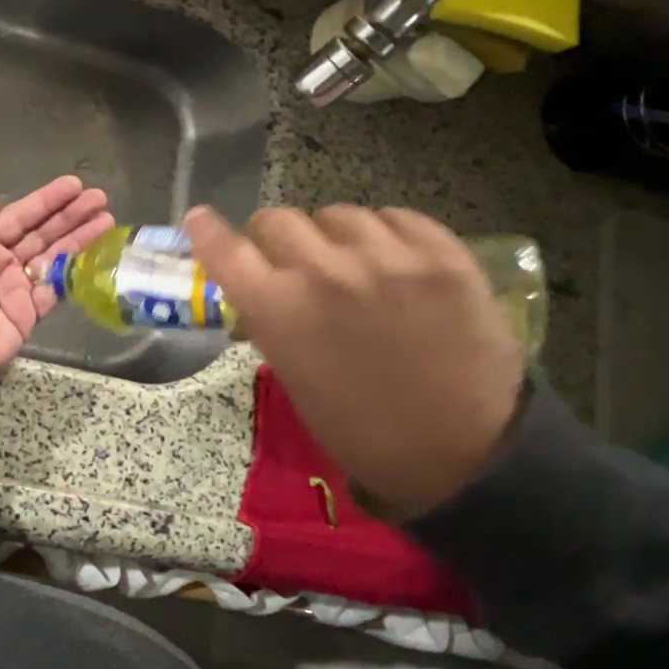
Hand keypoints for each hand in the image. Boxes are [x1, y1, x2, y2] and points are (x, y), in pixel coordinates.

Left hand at [0, 176, 112, 405]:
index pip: (18, 216)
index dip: (46, 201)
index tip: (74, 185)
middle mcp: (0, 262)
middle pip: (41, 232)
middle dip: (70, 215)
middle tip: (100, 199)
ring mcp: (16, 287)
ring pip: (54, 256)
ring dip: (79, 238)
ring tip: (108, 220)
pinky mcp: (29, 312)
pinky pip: (56, 288)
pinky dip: (75, 272)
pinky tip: (97, 257)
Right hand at [184, 204, 524, 514]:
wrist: (469, 454)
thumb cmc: (364, 430)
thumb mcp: (294, 377)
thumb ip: (270, 320)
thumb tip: (258, 288)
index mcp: (280, 310)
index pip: (225, 249)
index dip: (206, 230)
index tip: (199, 218)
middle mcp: (326, 272)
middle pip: (277, 220)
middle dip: (273, 238)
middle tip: (289, 260)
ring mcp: (388, 259)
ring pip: (336, 214)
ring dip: (330, 236)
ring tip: (349, 262)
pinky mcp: (443, 255)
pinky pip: (395, 217)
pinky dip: (383, 234)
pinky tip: (390, 260)